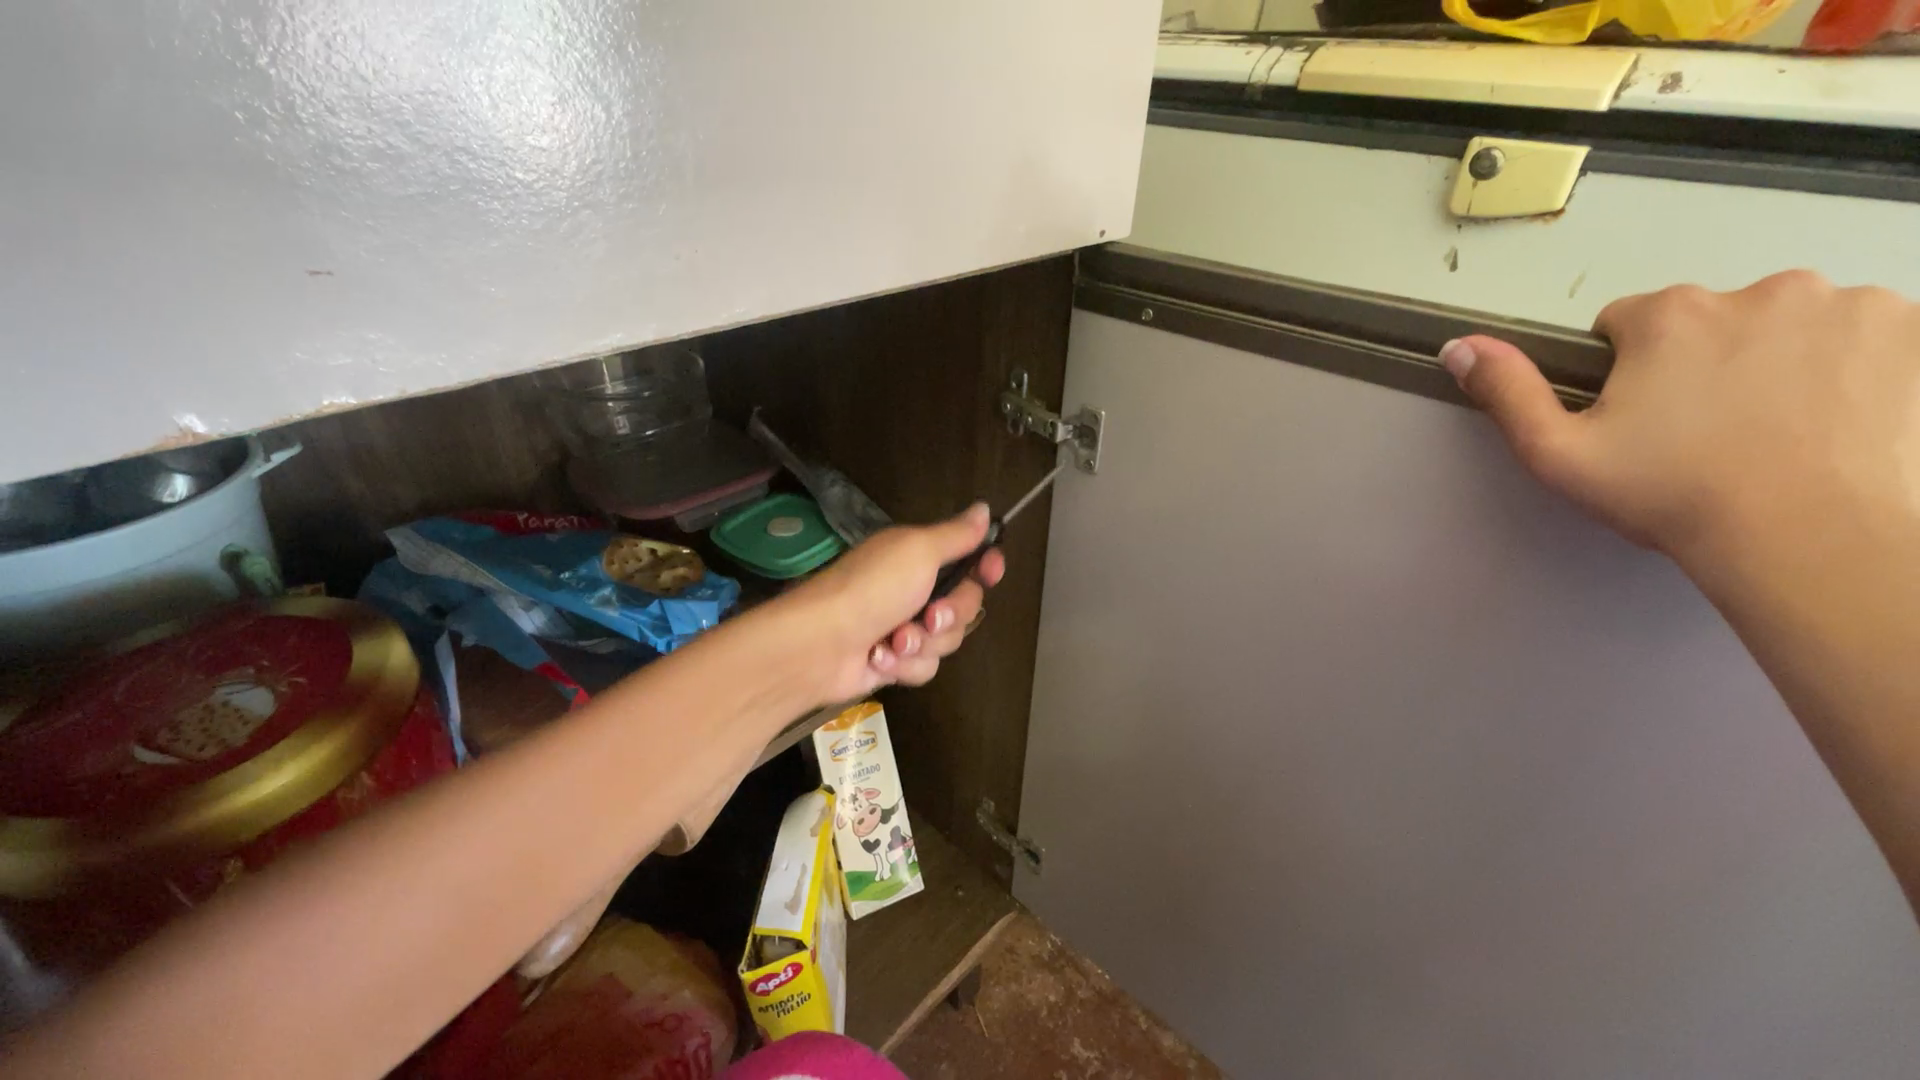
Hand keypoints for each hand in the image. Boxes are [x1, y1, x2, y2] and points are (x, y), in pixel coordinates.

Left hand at [777, 504, 1005, 704]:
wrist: (822, 644)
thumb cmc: (873, 589)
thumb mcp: (918, 550)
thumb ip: (956, 534)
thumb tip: (984, 509)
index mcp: (919, 558)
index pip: (969, 561)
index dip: (986, 567)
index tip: (991, 570)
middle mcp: (915, 590)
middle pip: (965, 606)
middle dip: (950, 615)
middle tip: (928, 615)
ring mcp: (905, 628)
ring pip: (947, 641)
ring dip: (923, 644)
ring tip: (893, 641)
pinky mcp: (895, 663)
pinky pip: (925, 668)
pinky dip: (904, 665)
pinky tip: (879, 657)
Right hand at [1440, 271, 1919, 571]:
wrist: (1815, 538)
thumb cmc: (1677, 496)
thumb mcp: (1560, 455)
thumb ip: (1508, 392)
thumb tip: (1459, 347)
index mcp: (1670, 316)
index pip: (1628, 321)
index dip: (1625, 372)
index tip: (1642, 418)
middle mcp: (1761, 292)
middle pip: (1711, 319)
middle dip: (1703, 362)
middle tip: (1705, 431)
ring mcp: (1848, 307)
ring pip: (1786, 325)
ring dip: (1775, 361)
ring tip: (1773, 431)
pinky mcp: (1914, 334)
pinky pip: (1860, 337)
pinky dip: (1846, 368)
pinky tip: (1832, 421)